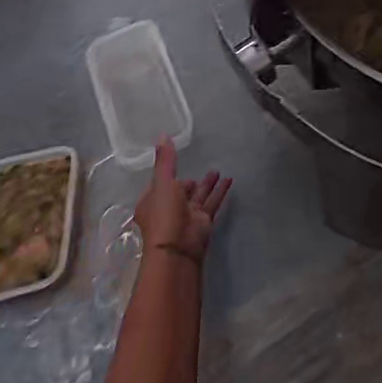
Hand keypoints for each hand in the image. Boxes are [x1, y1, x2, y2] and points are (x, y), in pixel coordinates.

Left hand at [134, 138, 231, 263]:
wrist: (177, 248)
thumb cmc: (164, 213)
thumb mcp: (163, 182)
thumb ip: (165, 160)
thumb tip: (163, 135)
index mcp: (151, 202)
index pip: (160, 185)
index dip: (167, 175)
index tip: (175, 165)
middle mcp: (168, 208)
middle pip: (180, 191)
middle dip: (190, 182)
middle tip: (200, 169)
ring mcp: (186, 216)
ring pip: (199, 196)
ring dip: (207, 184)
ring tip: (218, 170)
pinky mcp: (202, 222)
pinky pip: (212, 202)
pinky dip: (220, 191)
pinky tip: (229, 180)